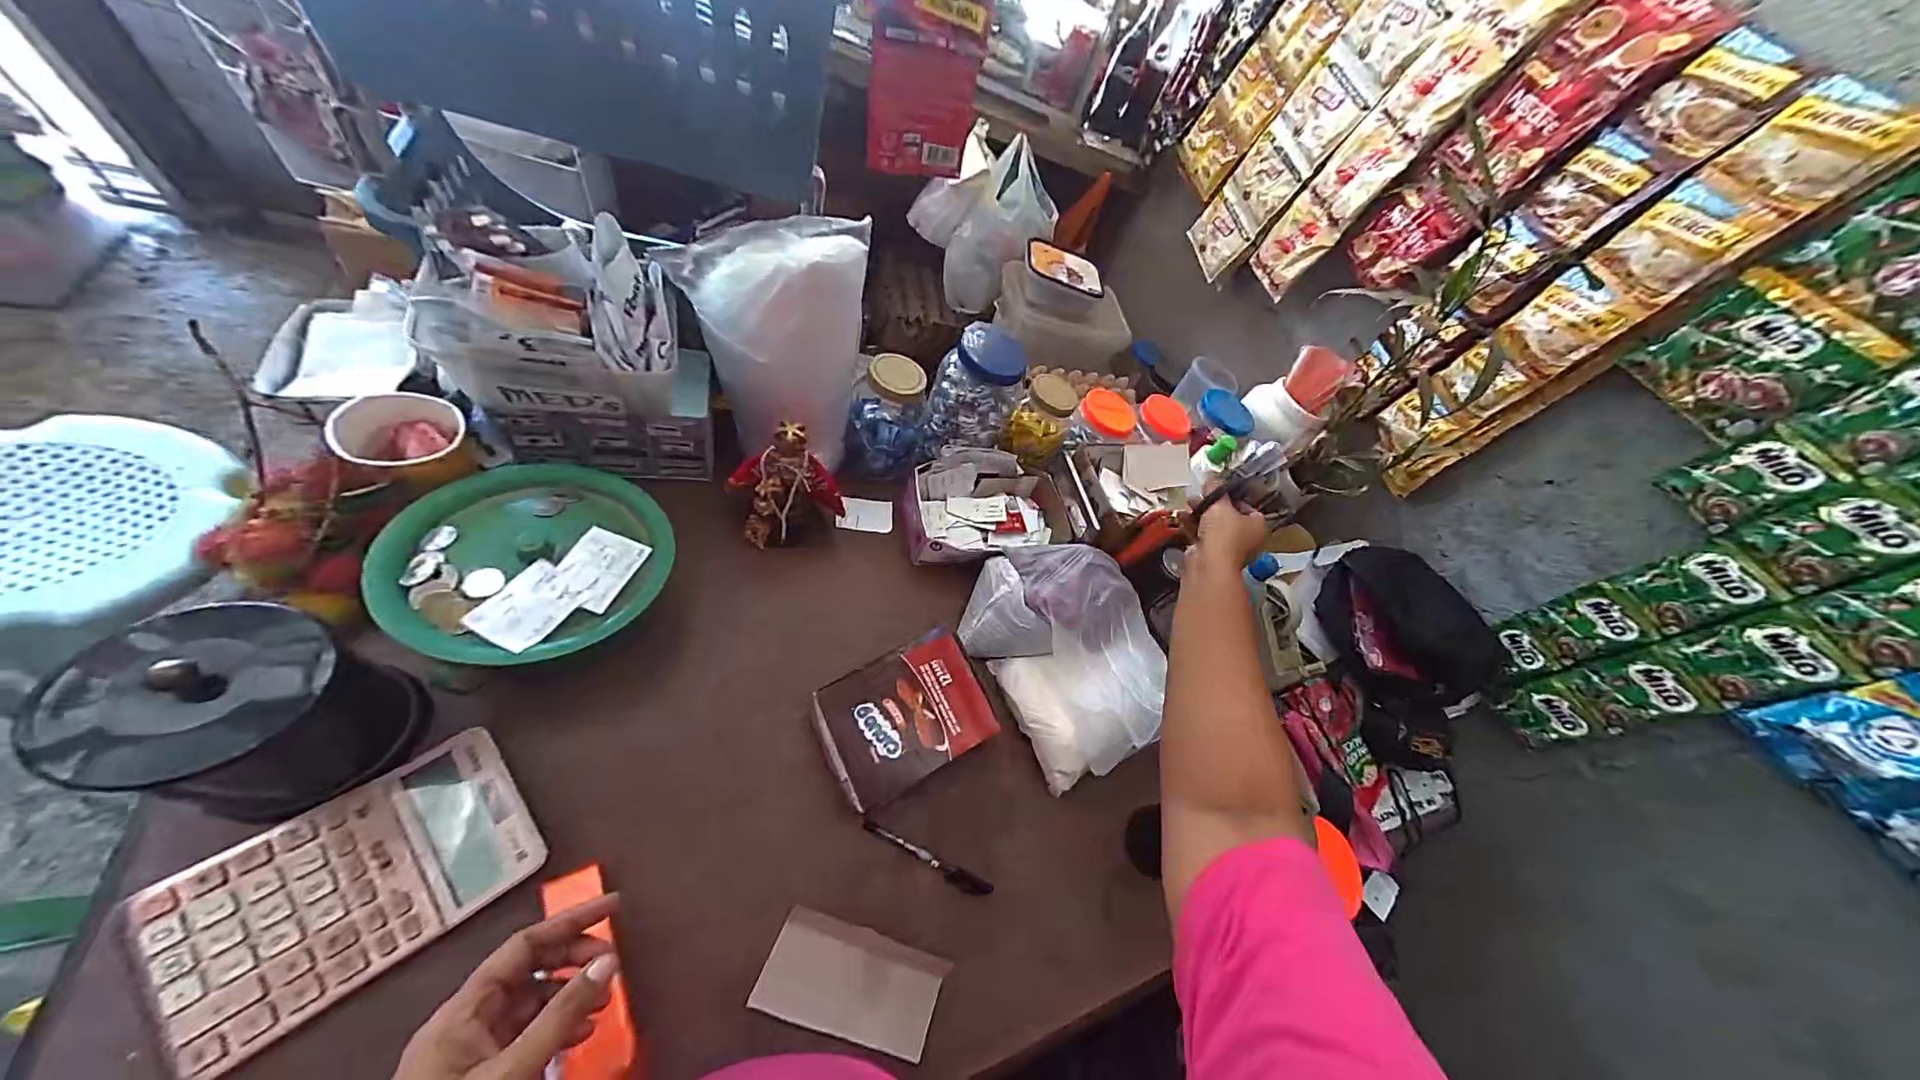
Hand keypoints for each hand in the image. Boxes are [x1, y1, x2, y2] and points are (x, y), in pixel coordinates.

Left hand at [393, 894, 621, 1079]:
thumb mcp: (513, 1071)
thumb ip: (562, 1014)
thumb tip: (607, 960)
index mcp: (462, 1012)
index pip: (523, 946)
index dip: (569, 921)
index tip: (612, 907)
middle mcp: (464, 1024)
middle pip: (528, 970)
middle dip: (573, 959)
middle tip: (613, 963)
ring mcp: (469, 1054)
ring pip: (529, 1003)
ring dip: (569, 995)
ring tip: (603, 1003)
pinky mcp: (480, 1077)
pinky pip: (525, 1035)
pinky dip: (557, 1027)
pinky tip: (580, 1037)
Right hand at [1190, 489, 1267, 576]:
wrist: (1208, 563)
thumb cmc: (1223, 532)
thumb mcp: (1220, 505)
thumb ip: (1216, 491)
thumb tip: (1212, 478)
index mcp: (1257, 525)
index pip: (1249, 508)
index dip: (1234, 498)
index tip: (1220, 491)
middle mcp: (1245, 538)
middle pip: (1228, 516)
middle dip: (1212, 505)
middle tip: (1200, 495)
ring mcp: (1226, 548)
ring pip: (1212, 526)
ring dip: (1200, 514)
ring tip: (1188, 502)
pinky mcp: (1209, 554)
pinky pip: (1201, 536)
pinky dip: (1192, 526)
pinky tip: (1182, 516)